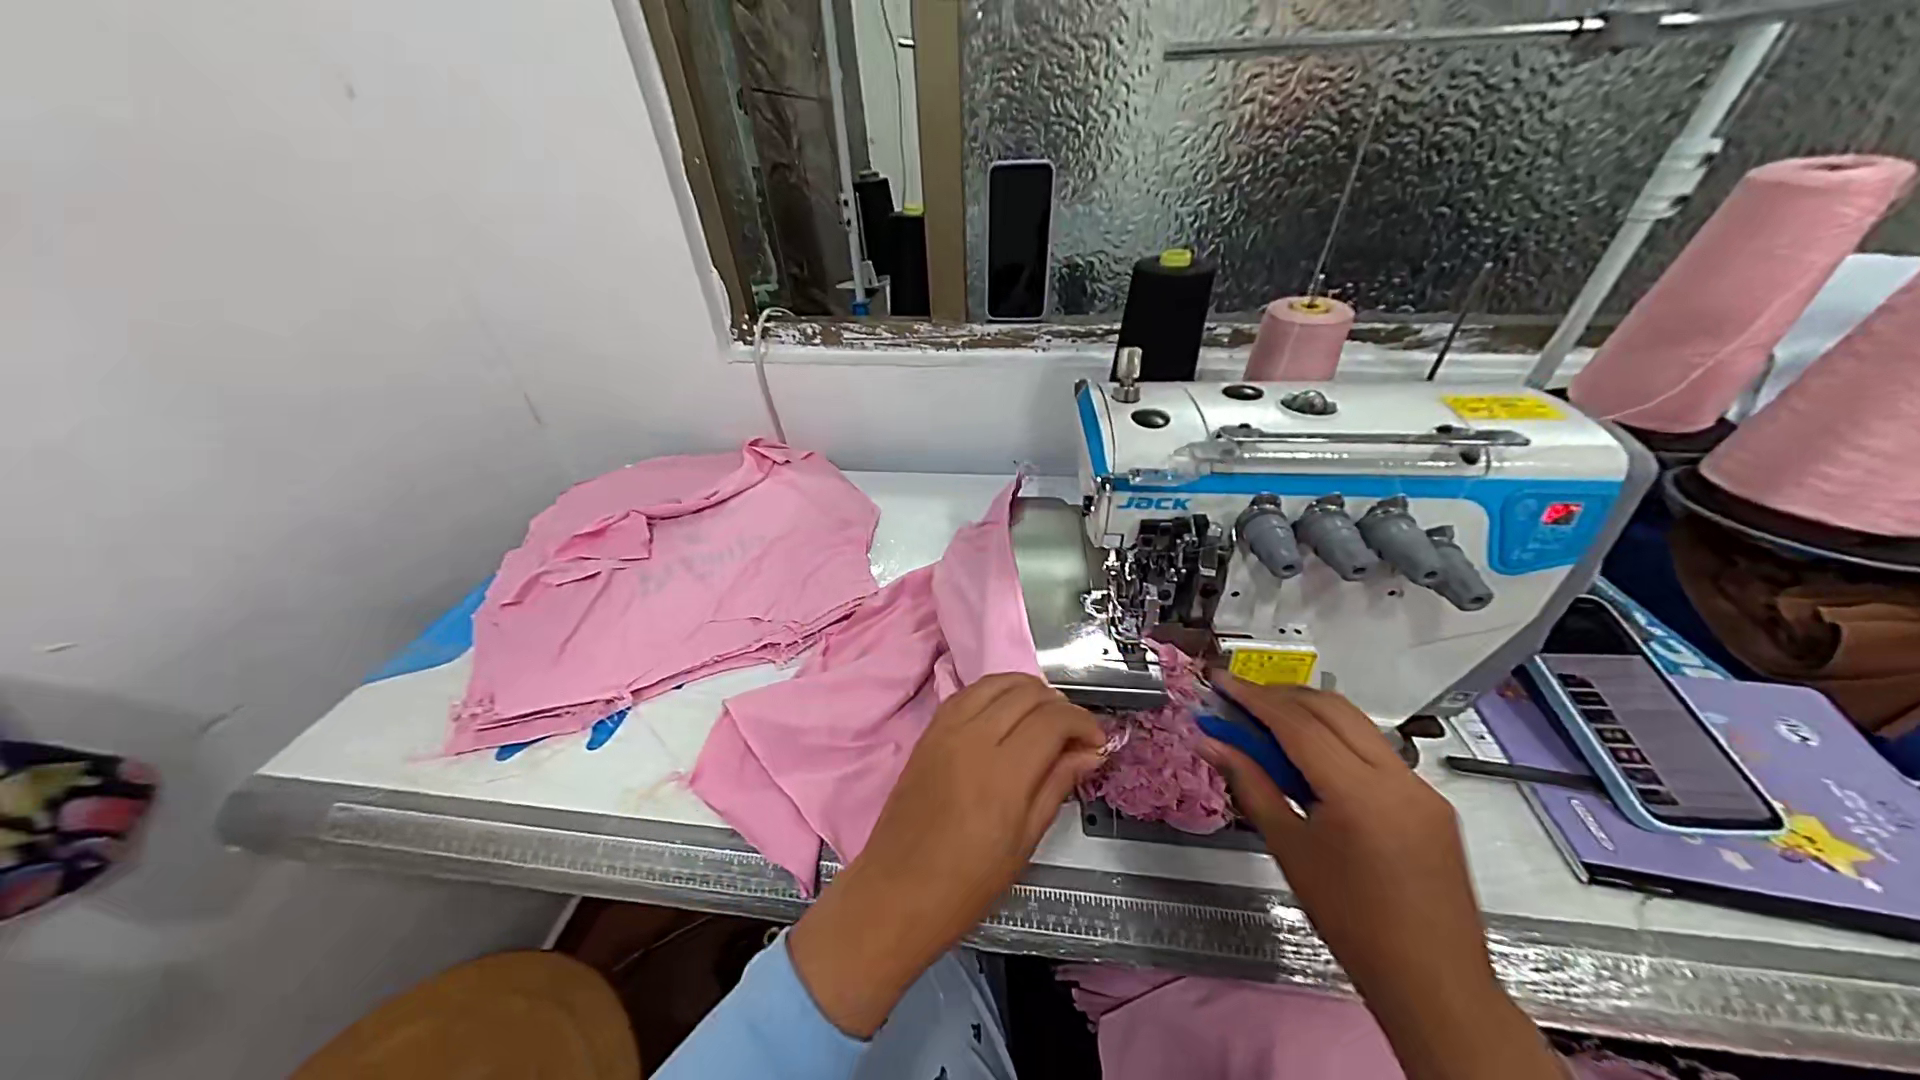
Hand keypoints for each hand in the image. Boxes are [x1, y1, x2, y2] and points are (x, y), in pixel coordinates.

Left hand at [789, 674, 1104, 1036]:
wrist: (897, 893)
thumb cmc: (966, 884)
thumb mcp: (1025, 841)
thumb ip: (1058, 784)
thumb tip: (1090, 753)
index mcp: (1003, 772)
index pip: (1053, 720)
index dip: (1083, 723)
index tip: (1096, 743)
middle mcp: (973, 739)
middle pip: (1027, 693)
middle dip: (1060, 706)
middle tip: (1073, 734)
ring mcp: (946, 731)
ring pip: (997, 683)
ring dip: (1028, 691)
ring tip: (1043, 719)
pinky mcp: (928, 732)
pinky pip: (967, 693)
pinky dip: (994, 693)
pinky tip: (1006, 714)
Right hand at [1199, 676, 1560, 1079]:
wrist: (1431, 979)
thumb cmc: (1349, 918)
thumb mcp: (1288, 847)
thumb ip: (1250, 783)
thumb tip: (1210, 744)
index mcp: (1359, 792)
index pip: (1298, 723)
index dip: (1254, 697)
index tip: (1220, 682)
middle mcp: (1398, 777)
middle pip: (1333, 708)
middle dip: (1283, 695)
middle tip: (1241, 700)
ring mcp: (1421, 787)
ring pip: (1358, 724)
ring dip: (1311, 713)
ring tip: (1270, 724)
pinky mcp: (1431, 802)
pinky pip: (1377, 751)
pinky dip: (1338, 740)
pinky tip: (1313, 762)